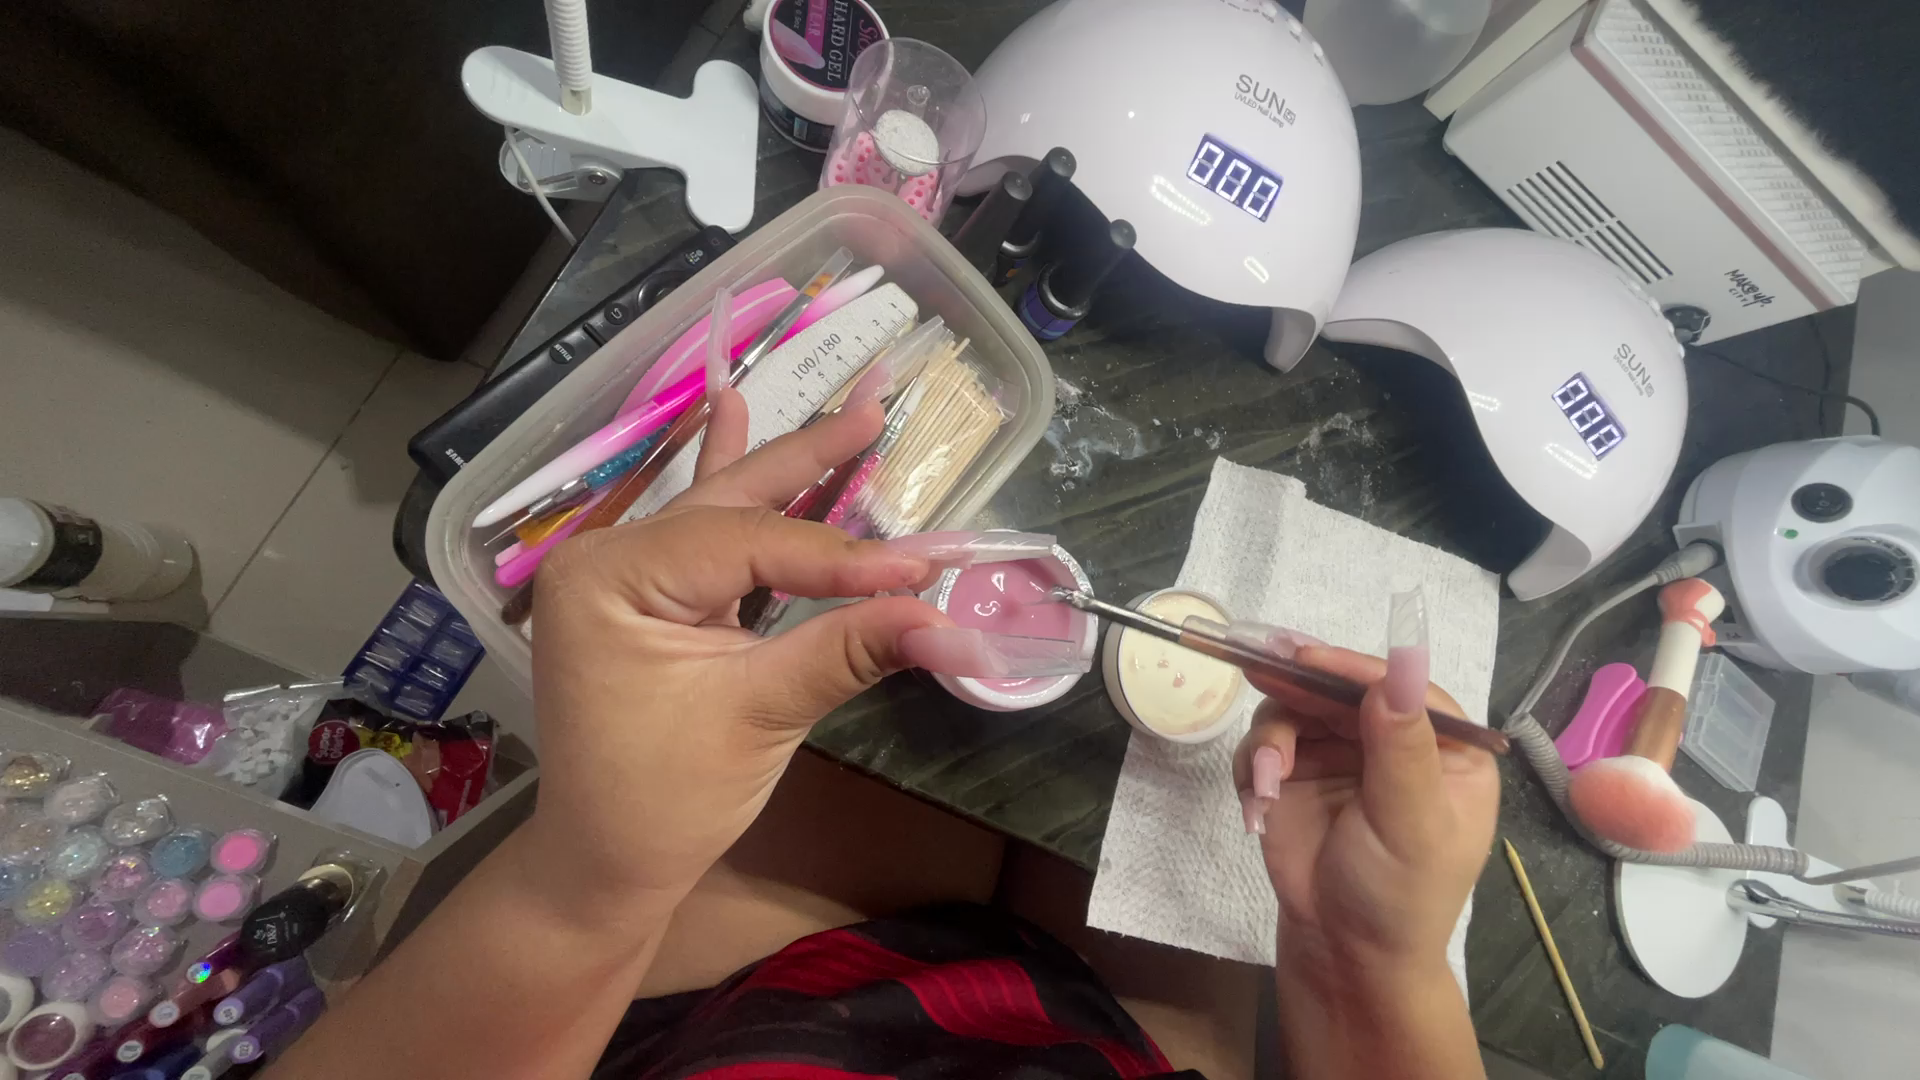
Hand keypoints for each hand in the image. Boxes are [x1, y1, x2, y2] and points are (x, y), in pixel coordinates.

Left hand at [522, 391, 952, 923]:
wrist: (605, 862)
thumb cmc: (665, 799)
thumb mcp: (762, 718)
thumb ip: (851, 653)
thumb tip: (952, 628)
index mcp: (614, 577)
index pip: (750, 541)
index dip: (844, 556)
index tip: (924, 568)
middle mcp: (614, 555)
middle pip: (736, 496)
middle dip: (813, 456)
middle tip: (877, 409)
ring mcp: (631, 571)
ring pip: (729, 504)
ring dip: (792, 462)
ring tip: (847, 415)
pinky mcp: (657, 592)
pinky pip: (709, 528)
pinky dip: (733, 474)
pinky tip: (733, 410)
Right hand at [1232, 621, 1498, 977]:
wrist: (1340, 948)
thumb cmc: (1397, 893)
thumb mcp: (1410, 824)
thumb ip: (1401, 747)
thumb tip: (1402, 667)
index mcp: (1441, 750)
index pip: (1398, 689)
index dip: (1350, 668)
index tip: (1305, 658)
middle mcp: (1386, 741)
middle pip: (1335, 689)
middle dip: (1296, 687)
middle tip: (1257, 670)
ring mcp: (1335, 754)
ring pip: (1291, 709)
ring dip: (1270, 740)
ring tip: (1265, 781)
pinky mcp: (1292, 771)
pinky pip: (1261, 743)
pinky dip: (1252, 764)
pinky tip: (1258, 797)